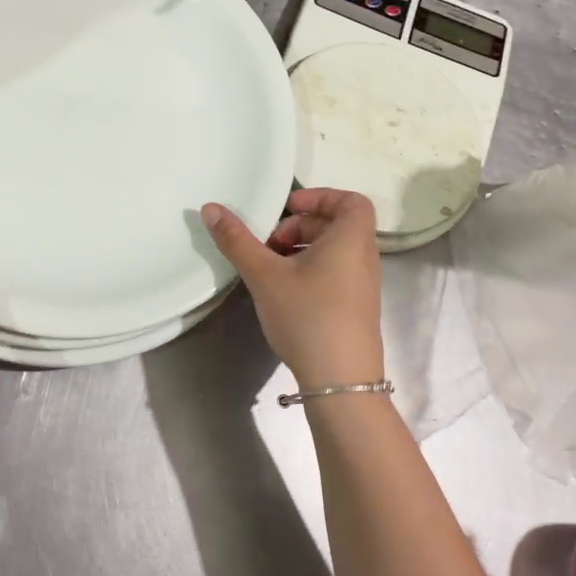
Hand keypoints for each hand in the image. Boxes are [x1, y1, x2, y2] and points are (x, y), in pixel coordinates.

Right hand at [201, 188, 383, 388]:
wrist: (340, 379)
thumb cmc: (307, 316)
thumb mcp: (264, 275)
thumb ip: (237, 240)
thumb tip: (210, 207)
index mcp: (351, 239)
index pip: (350, 200)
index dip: (320, 196)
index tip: (287, 207)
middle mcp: (364, 257)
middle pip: (337, 225)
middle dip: (299, 226)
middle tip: (269, 244)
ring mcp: (363, 285)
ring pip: (334, 251)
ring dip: (301, 250)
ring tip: (271, 269)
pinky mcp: (356, 308)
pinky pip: (336, 273)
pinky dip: (311, 270)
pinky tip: (284, 293)